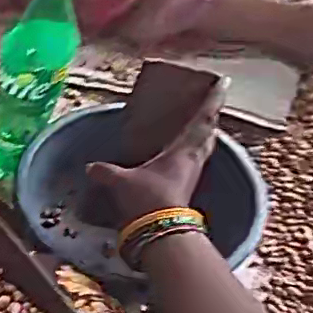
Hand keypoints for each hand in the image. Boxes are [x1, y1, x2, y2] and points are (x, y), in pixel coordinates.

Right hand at [84, 84, 225, 229]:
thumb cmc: (147, 198)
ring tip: (195, 132)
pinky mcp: (185, 190)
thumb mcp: (122, 182)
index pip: (202, 119)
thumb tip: (90, 167)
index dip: (212, 100)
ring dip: (202, 139)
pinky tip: (179, 159)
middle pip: (208, 134)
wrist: (158, 230)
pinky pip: (192, 165)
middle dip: (209, 120)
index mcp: (183, 150)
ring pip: (203, 150)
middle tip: (207, 109)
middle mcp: (193, 160)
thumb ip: (106, 172)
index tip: (222, 82)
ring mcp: (191, 176)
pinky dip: (190, 156)